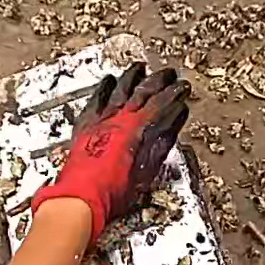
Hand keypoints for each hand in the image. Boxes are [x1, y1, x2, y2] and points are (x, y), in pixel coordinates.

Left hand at [30, 63, 188, 240]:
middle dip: (159, 80)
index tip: (183, 87)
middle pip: (144, 91)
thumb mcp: (147, 170)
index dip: (176, 93)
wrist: (81, 196)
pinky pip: (97, 99)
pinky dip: (104, 88)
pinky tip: (108, 81)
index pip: (163, 103)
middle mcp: (121, 118)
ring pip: (120, 89)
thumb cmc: (114, 190)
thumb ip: (161, 142)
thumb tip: (173, 121)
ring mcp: (102, 119)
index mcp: (141, 128)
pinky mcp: (86, 124)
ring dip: (132, 77)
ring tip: (139, 68)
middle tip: (169, 73)